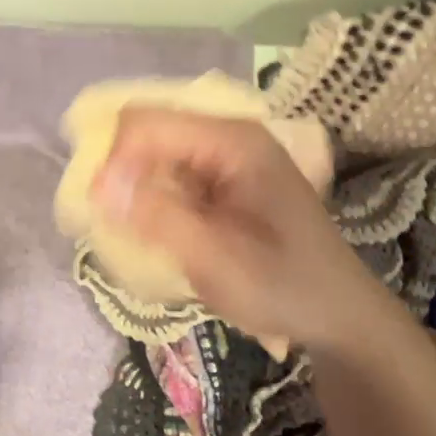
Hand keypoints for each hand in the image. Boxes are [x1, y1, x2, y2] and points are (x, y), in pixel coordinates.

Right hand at [91, 106, 375, 347]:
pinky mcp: (222, 181)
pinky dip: (150, 201)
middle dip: (118, 173)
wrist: (336, 313)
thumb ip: (158, 218)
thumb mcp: (217, 260)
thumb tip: (99, 186)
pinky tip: (152, 234)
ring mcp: (227, 158)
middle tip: (108, 224)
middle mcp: (228, 137)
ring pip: (153, 155)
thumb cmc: (283, 287)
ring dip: (132, 189)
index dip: (112, 159)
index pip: (144, 123)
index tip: (99, 210)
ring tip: (128, 233)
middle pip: (146, 132)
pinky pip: (169, 175)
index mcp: (233, 142)